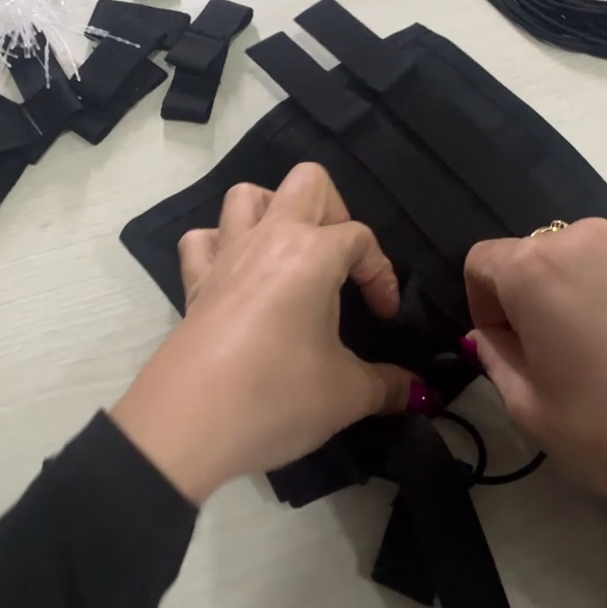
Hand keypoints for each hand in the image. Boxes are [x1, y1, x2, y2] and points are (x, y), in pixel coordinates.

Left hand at [111, 163, 421, 504]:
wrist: (187, 425)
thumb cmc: (276, 396)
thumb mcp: (345, 395)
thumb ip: (388, 386)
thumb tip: (418, 392)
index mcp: (312, 253)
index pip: (360, 237)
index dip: (382, 274)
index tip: (385, 317)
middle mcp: (268, 238)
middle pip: (306, 182)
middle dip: (335, 211)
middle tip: (342, 262)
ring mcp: (225, 255)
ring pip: (247, 196)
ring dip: (274, 213)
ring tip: (291, 254)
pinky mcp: (193, 282)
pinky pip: (203, 241)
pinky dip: (220, 245)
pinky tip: (237, 274)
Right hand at [464, 219, 606, 607]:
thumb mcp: (534, 411)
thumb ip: (497, 359)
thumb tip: (493, 335)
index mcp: (537, 269)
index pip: (481, 263)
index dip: (482, 306)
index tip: (507, 351)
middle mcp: (583, 239)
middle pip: (529, 256)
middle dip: (525, 299)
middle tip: (550, 360)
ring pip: (576, 258)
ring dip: (569, 293)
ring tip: (599, 355)